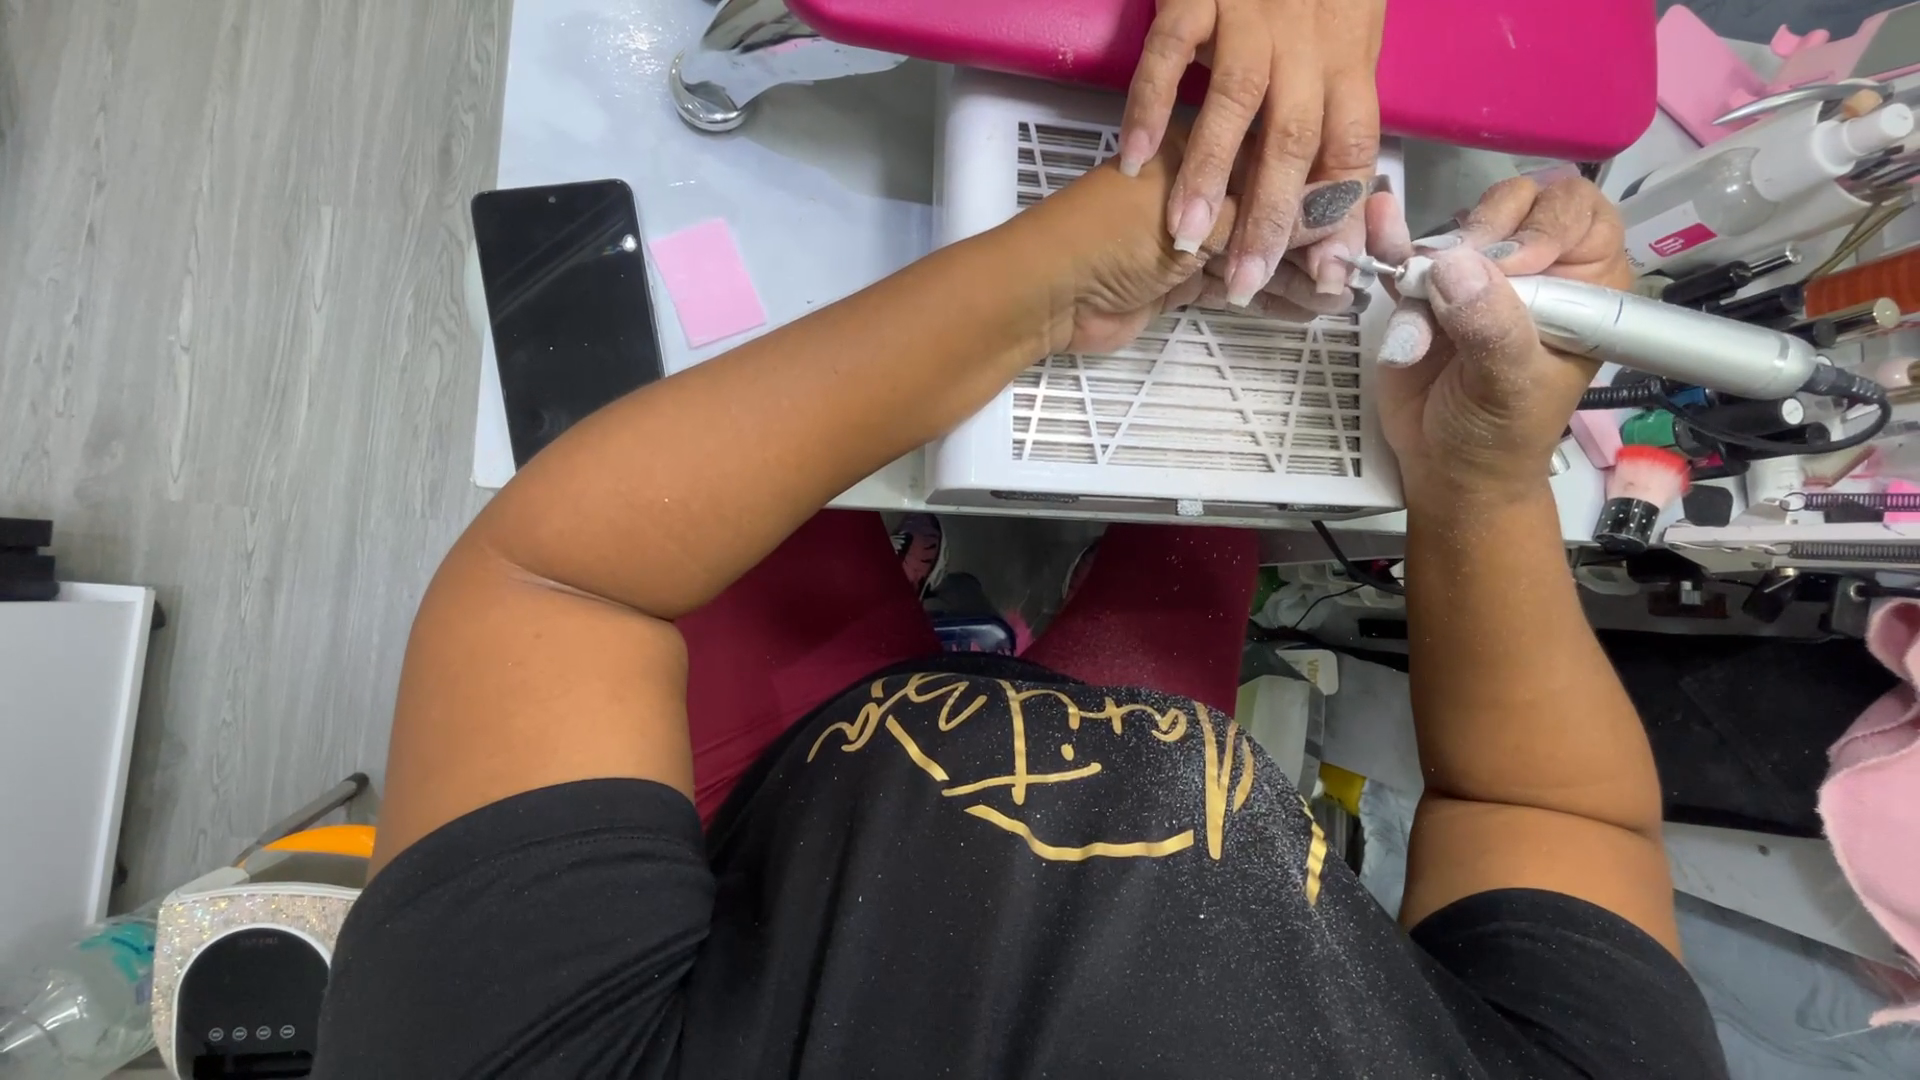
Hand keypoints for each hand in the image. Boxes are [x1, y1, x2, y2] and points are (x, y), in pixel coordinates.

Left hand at [1015, 132, 1377, 355]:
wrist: (1046, 291)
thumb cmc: (1113, 235)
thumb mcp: (1193, 218)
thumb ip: (1256, 219)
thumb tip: (1321, 221)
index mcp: (1203, 149)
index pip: (1277, 164)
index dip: (1320, 194)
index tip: (1364, 221)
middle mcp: (1202, 188)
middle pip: (1271, 214)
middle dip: (1314, 241)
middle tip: (1358, 266)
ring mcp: (1189, 240)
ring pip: (1255, 254)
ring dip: (1294, 274)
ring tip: (1341, 295)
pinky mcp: (1176, 284)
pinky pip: (1231, 287)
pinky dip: (1264, 299)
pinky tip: (1303, 309)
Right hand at [1119, 0, 1384, 307]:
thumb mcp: (1334, 48)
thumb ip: (1327, 125)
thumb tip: (1329, 223)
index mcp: (1349, 55)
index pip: (1352, 144)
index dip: (1337, 215)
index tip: (1320, 280)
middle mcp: (1309, 34)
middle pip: (1294, 137)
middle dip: (1268, 217)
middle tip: (1242, 282)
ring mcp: (1251, 7)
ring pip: (1236, 99)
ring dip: (1208, 173)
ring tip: (1185, 237)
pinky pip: (1170, 50)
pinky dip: (1150, 106)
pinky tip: (1134, 160)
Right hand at [1363, 177, 1630, 504]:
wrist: (1444, 466)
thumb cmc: (1499, 431)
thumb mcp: (1508, 384)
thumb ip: (1491, 325)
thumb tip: (1452, 265)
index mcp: (1581, 282)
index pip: (1575, 212)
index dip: (1539, 227)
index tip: (1506, 269)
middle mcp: (1532, 269)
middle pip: (1515, 206)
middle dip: (1477, 235)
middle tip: (1446, 279)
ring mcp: (1473, 280)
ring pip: (1454, 230)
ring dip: (1426, 261)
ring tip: (1412, 305)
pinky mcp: (1423, 294)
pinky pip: (1407, 256)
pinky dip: (1389, 239)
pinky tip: (1378, 215)